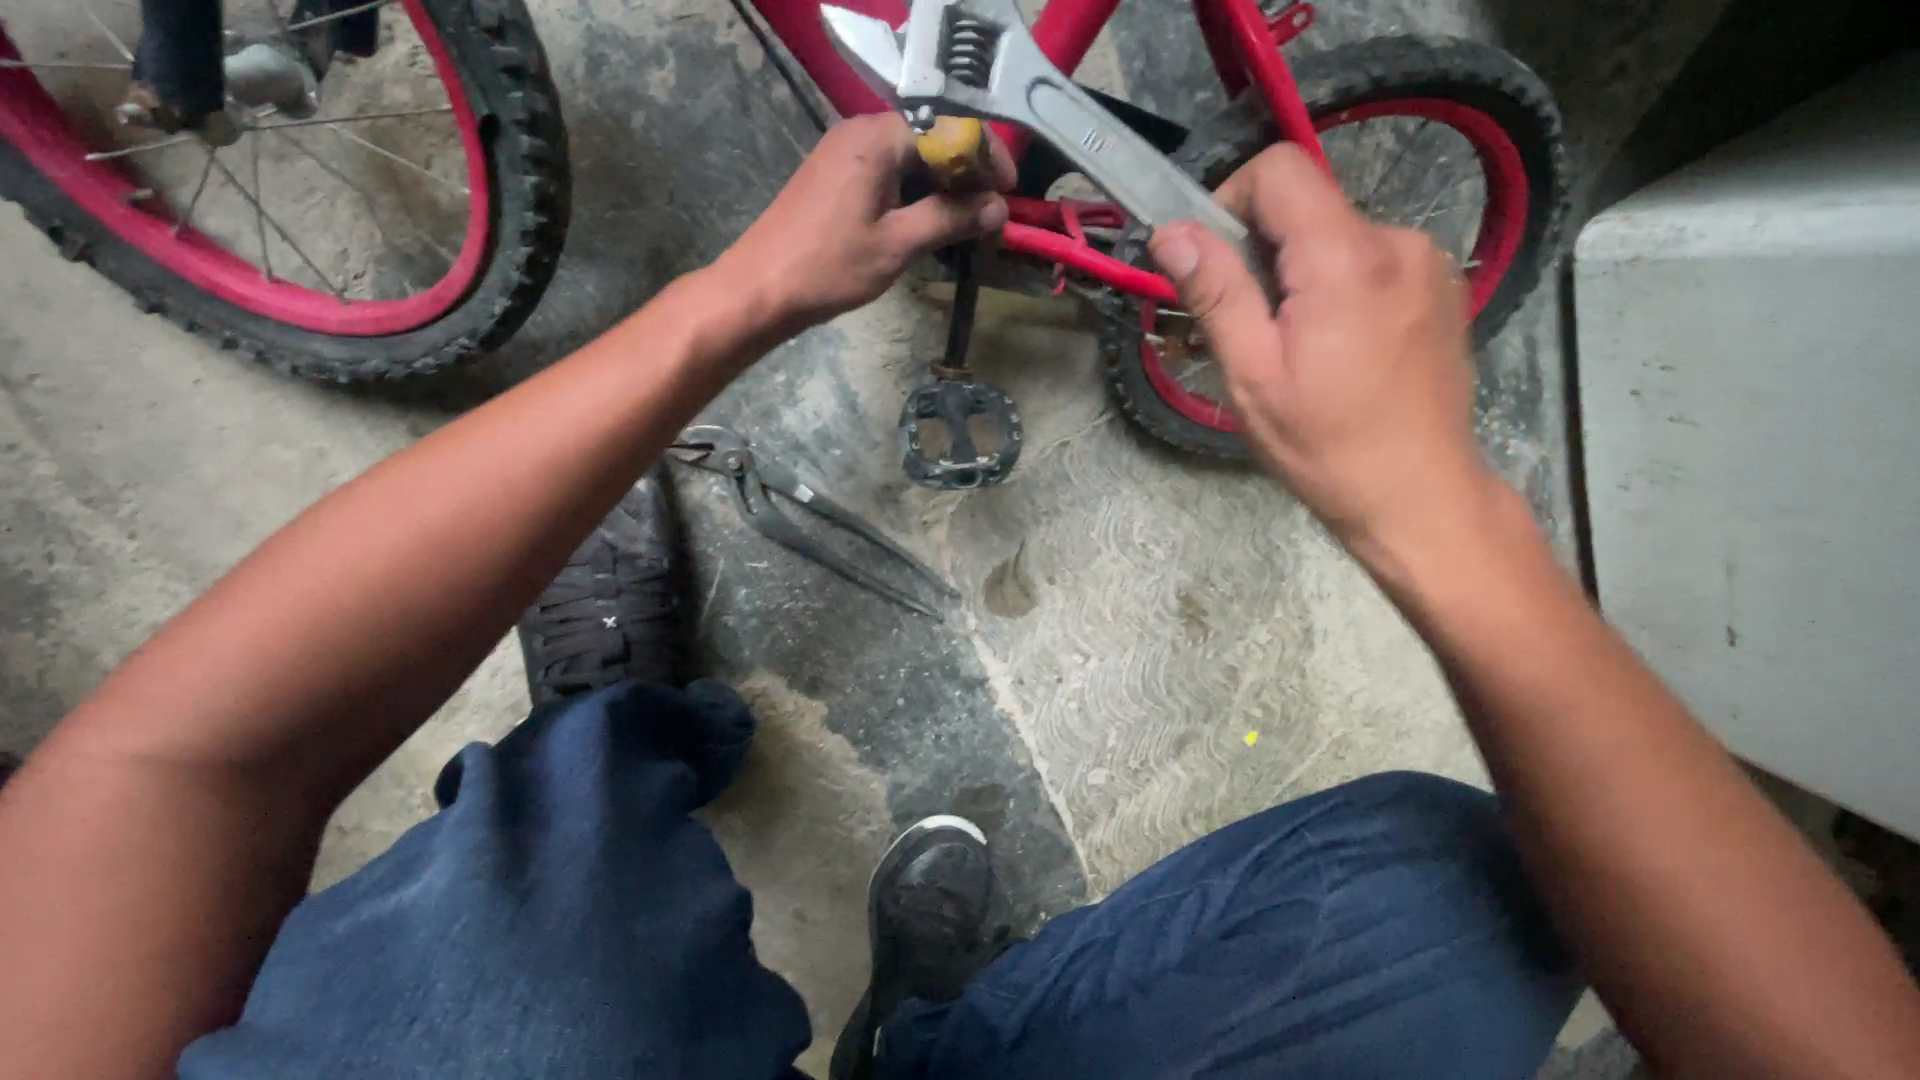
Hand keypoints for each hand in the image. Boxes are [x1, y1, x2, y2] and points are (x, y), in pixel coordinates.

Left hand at [717, 112, 1014, 338]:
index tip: (1009, 194)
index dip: (986, 159)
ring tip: (966, 224)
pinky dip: (914, 194)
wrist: (760, 289)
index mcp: (876, 138)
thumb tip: (998, 208)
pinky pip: (887, 173)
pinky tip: (928, 224)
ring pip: (909, 158)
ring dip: (941, 187)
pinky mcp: (835, 177)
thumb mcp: (898, 244)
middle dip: (966, 174)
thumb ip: (951, 218)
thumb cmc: (829, 266)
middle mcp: (860, 132)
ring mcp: (844, 153)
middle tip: (989, 214)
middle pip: (930, 139)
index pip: (948, 129)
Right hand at [1147, 144, 1493, 550]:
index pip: (1280, 170)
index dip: (1231, 201)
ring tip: (1294, 350)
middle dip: (1261, 253)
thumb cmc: (1325, 445)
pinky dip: (1338, 288)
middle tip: (1246, 329)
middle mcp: (1397, 240)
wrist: (1419, 494)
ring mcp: (1427, 263)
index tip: (1212, 263)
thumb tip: (1172, 232)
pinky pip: (1370, 262)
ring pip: (1336, 237)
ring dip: (1300, 276)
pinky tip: (1337, 351)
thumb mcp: (1253, 375)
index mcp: (1346, 258)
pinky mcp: (1441, 287)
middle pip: (1307, 206)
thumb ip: (1216, 294)